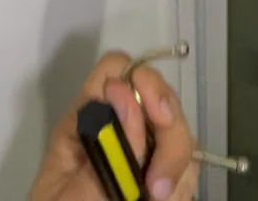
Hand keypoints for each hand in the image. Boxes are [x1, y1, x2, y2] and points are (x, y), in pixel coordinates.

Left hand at [29, 51, 199, 200]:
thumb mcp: (70, 196)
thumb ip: (103, 150)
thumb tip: (124, 92)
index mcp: (87, 123)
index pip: (117, 69)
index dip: (139, 79)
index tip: (152, 115)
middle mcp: (117, 131)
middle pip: (160, 98)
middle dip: (170, 135)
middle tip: (156, 186)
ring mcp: (141, 157)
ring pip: (180, 135)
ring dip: (177, 169)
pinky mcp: (161, 185)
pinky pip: (187, 172)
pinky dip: (181, 189)